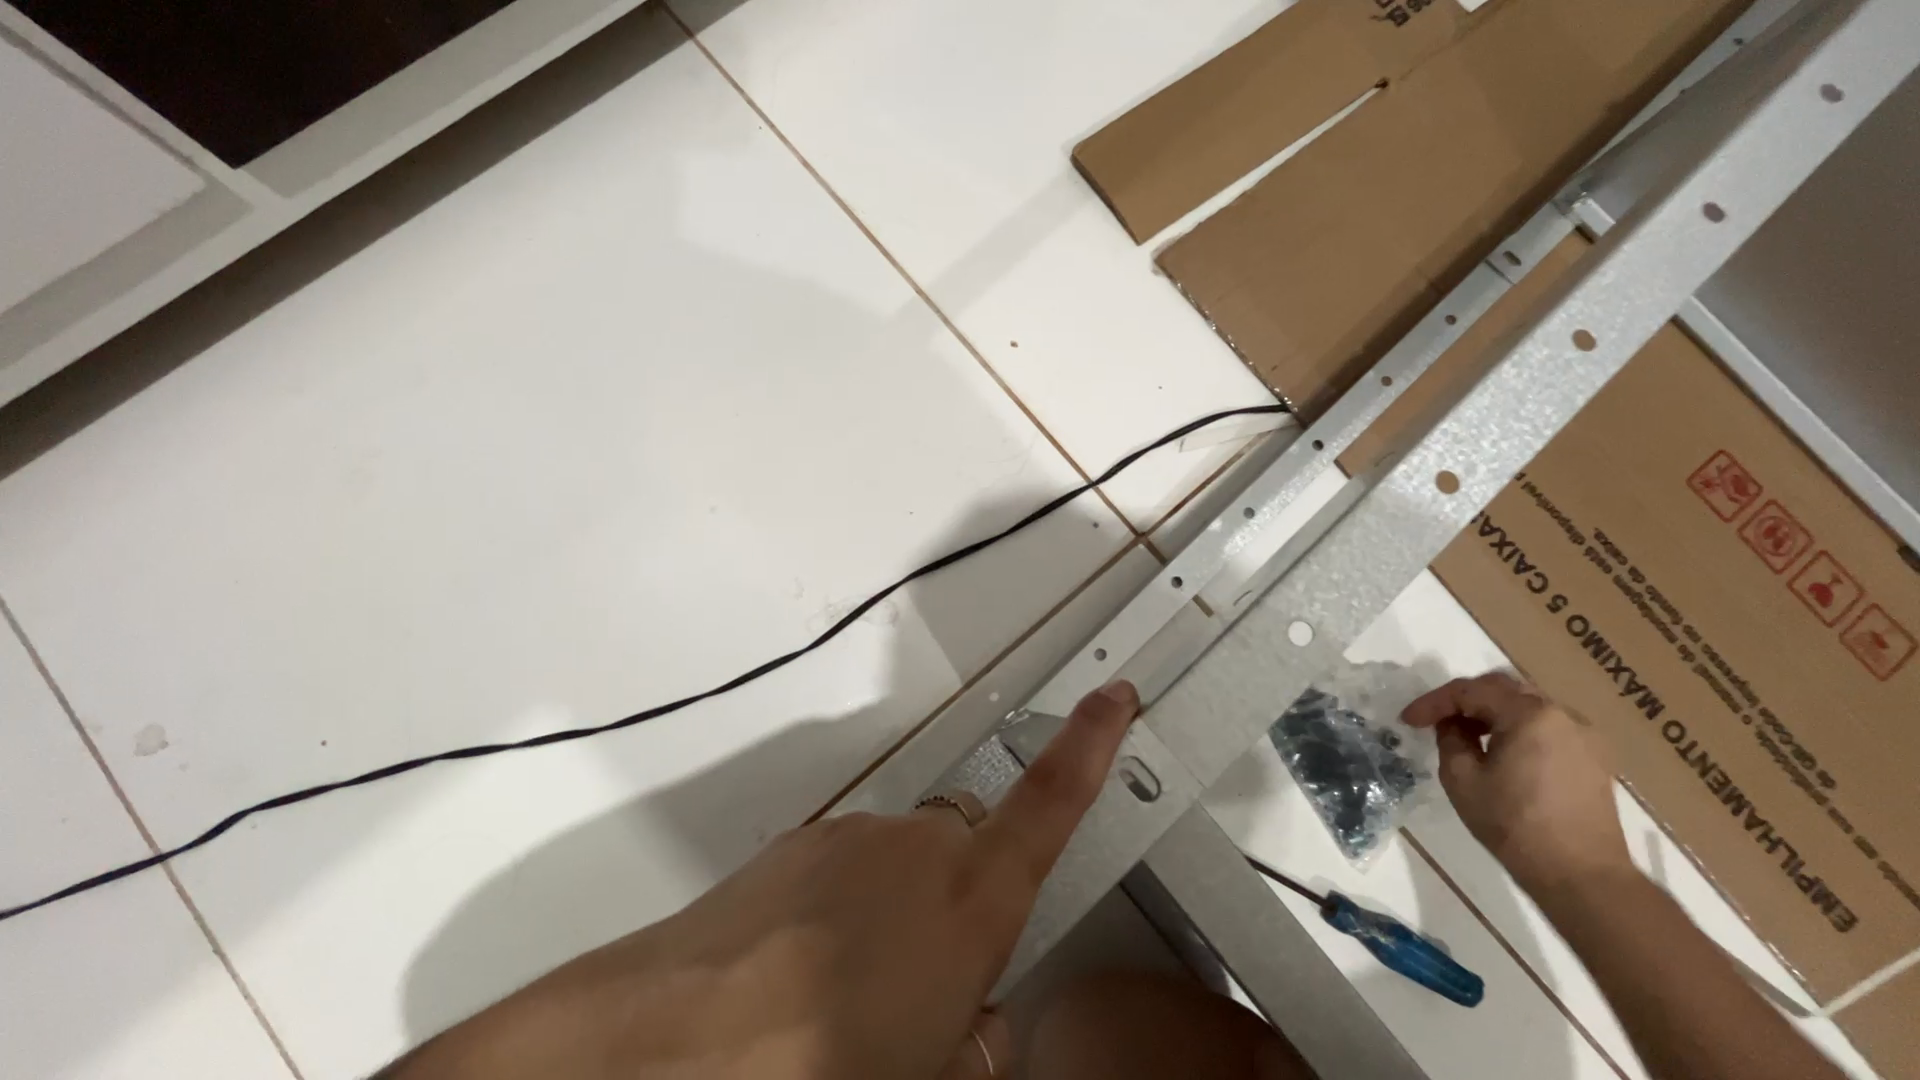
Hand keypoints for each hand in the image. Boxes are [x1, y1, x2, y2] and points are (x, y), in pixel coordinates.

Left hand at [388, 680, 1141, 1079]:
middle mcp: (920, 847)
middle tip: (930, 980)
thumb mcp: (942, 1069)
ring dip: (898, 906)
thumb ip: (983, 1035)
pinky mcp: (802, 842)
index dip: (1090, 743)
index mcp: (974, 897)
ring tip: (854, 987)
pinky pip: (849, 864)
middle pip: (971, 844)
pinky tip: (806, 964)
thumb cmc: (830, 1058)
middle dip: (966, 893)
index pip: (1052, 801)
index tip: (1112, 698)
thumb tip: (980, 1020)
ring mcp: (856, 836)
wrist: (690, 1037)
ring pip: (906, 858)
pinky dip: (844, 903)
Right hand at [1402, 673, 1631, 895]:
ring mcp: (1585, 736)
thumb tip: (1452, 725)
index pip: (1470, 691)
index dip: (1433, 702)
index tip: (1407, 720)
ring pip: (1528, 706)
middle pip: (1504, 689)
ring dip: (1493, 714)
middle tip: (1437, 720)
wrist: (1581, 874)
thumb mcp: (1462, 779)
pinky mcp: (1595, 758)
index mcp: (1530, 714)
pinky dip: (1518, 729)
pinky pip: (1548, 727)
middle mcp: (1563, 714)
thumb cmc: (1514, 824)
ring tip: (1467, 737)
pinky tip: (1502, 753)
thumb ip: (1450, 739)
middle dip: (1465, 700)